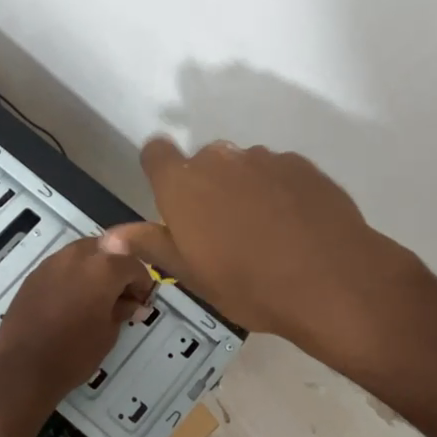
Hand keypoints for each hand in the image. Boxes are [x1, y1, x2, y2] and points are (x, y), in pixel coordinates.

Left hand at [0, 238, 152, 405]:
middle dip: (118, 268)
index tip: (142, 301)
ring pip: (82, 253)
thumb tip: (133, 304)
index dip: (142, 283)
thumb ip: (123, 310)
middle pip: (107, 249)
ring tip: (96, 296)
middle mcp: (78, 256)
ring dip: (95, 268)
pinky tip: (72, 299)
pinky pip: (62, 265)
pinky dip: (74, 275)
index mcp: (103, 268)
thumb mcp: (108, 334)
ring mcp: (52, 262)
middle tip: (120, 295)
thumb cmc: (74, 353)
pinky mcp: (34, 274)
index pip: (133, 265)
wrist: (23, 367)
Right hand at [100, 138, 422, 354]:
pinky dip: (279, 192)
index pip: (156, 152)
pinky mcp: (302, 166)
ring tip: (264, 235)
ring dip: (244, 189)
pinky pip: (278, 173)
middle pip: (202, 162)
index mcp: (182, 184)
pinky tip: (293, 228)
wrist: (330, 280)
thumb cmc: (248, 284)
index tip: (172, 200)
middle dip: (206, 188)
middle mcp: (219, 159)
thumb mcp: (190, 274)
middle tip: (221, 234)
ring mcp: (264, 158)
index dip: (160, 170)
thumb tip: (107, 237)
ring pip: (242, 167)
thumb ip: (149, 245)